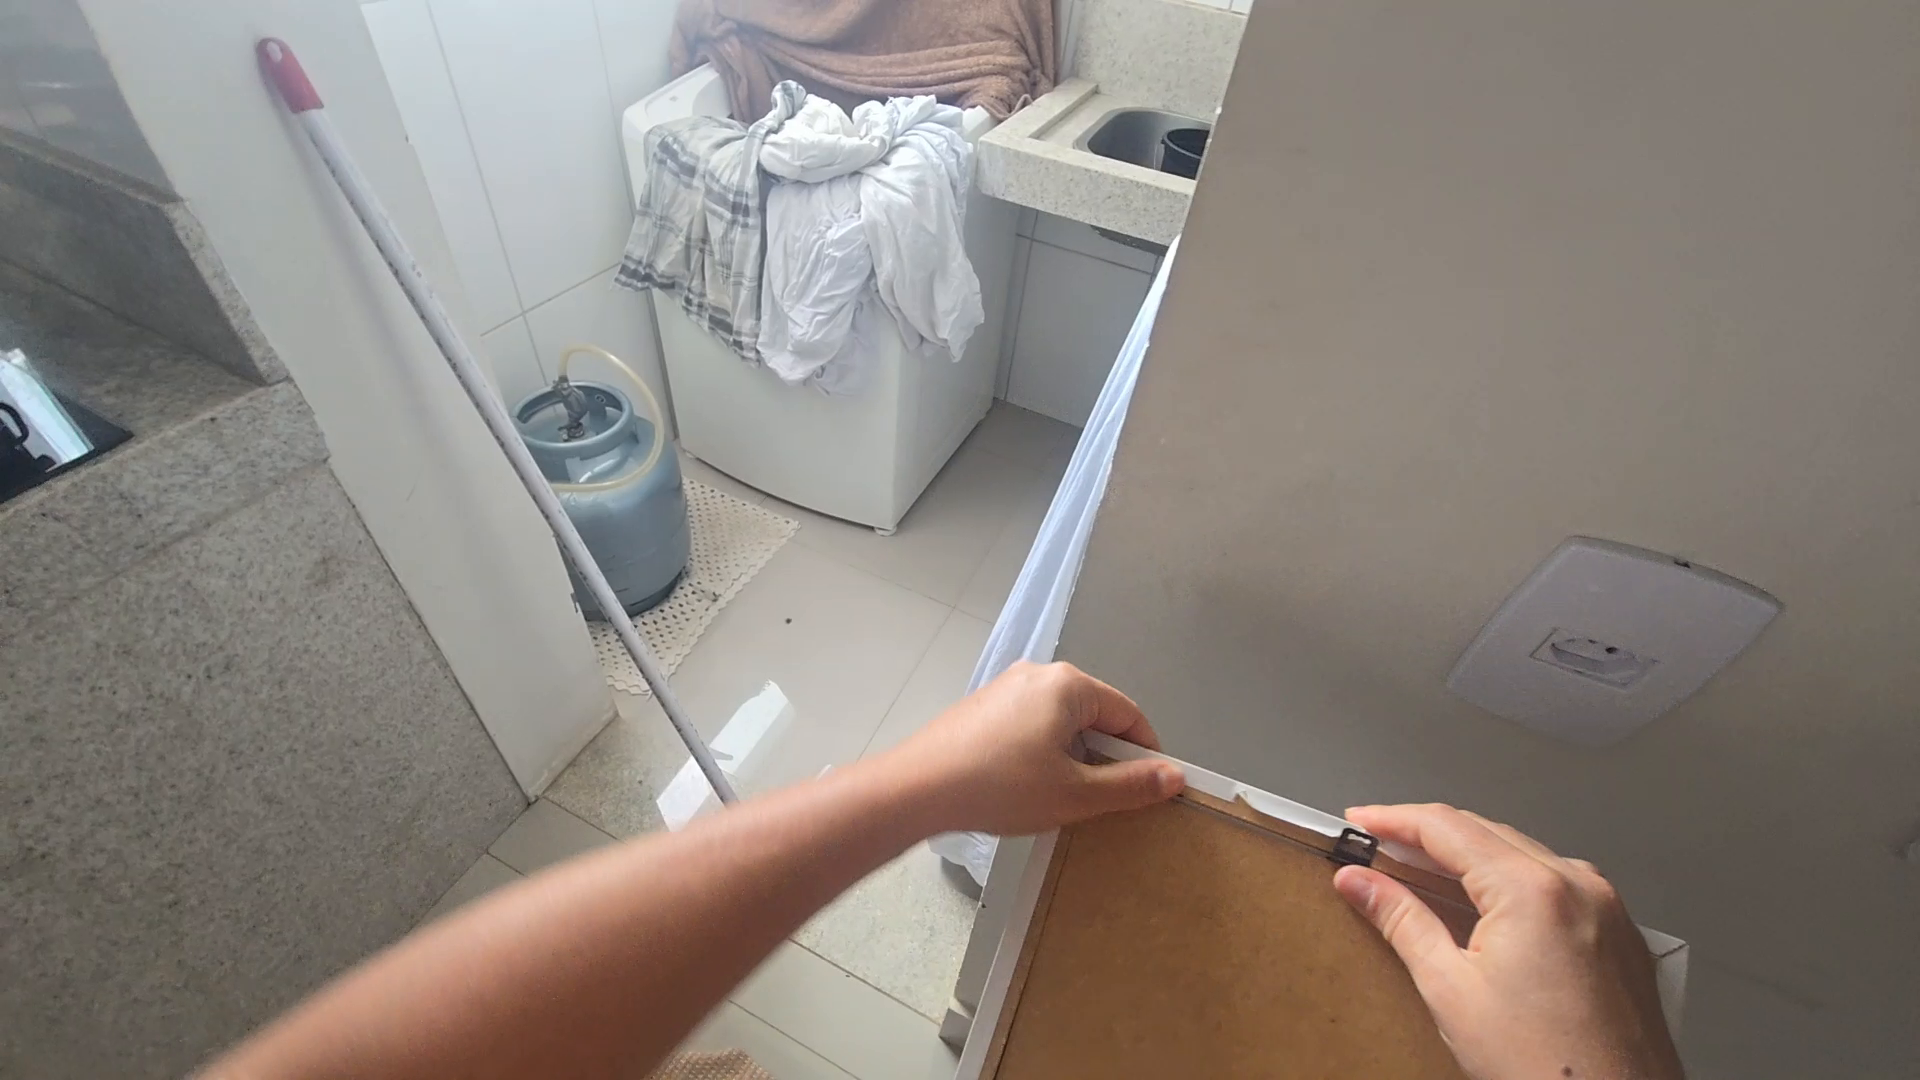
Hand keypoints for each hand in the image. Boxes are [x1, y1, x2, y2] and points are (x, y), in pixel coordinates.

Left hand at [886, 661, 1183, 835]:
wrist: (920, 786)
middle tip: (1102, 798)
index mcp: (1068, 684)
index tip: (1149, 790)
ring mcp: (1007, 684)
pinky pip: (1031, 720)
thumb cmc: (1004, 787)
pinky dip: (1043, 747)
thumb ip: (1130, 785)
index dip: (1145, 753)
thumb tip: (1175, 775)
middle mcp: (1039, 673)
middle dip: (1105, 754)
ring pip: (1061, 718)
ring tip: (1062, 794)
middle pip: (1094, 712)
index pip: (1128, 713)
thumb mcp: (1075, 794)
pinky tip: (1026, 781)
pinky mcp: (984, 702)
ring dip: (1073, 753)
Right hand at [1332, 804, 1684, 1079]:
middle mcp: (1577, 886)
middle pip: (1480, 829)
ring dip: (1462, 849)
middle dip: (1422, 831)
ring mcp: (1606, 908)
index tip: (1357, 822)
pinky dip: (1501, 873)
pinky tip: (1475, 895)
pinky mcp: (1619, 933)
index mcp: (1532, 891)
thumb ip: (1400, 919)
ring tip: (1417, 866)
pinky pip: (1549, 876)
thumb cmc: (1545, 1070)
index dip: (1392, 818)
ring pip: (1515, 848)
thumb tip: (1356, 879)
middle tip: (1375, 844)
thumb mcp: (1450, 989)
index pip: (1444, 826)